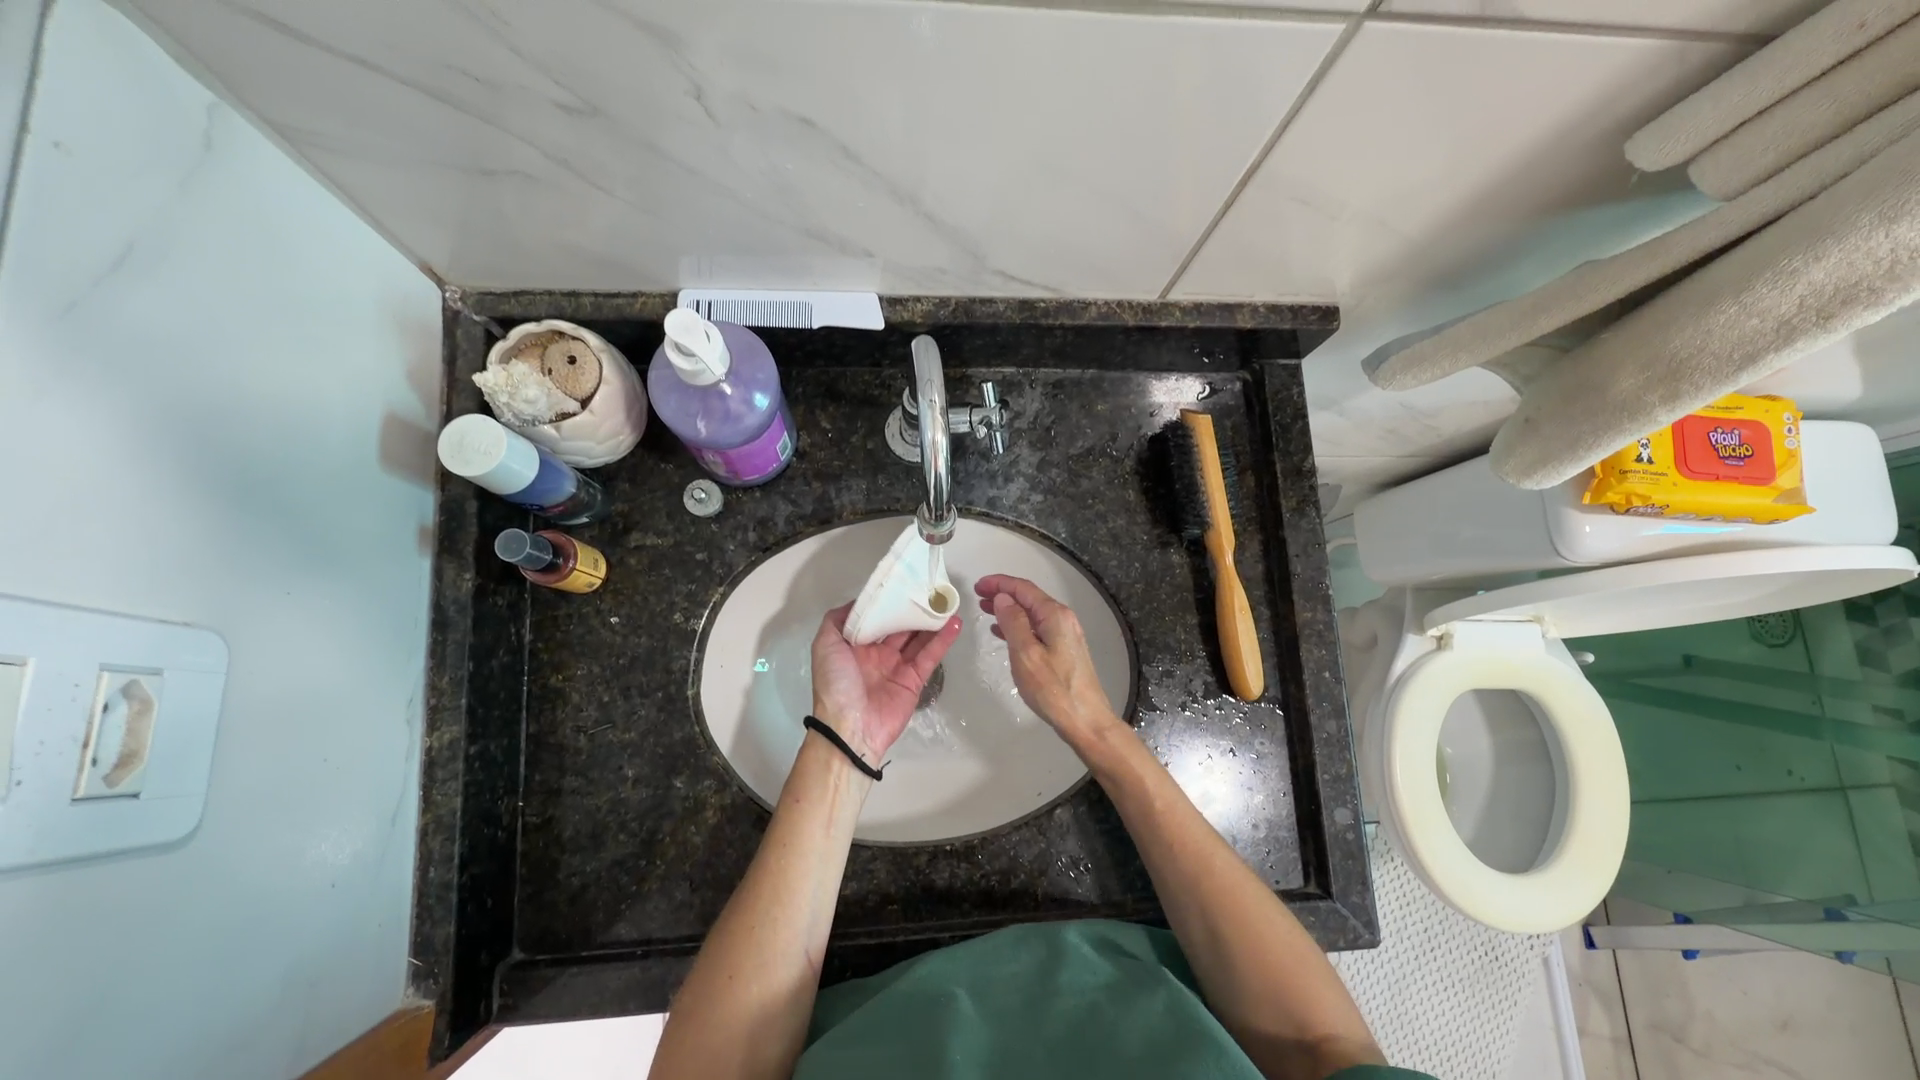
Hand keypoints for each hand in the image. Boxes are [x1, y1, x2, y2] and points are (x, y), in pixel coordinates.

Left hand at [810, 604, 961, 766]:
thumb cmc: (835, 683)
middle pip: (899, 625)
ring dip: (932, 621)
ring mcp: (896, 666)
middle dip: (912, 608)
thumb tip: (860, 603)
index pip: (874, 617)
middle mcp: (876, 653)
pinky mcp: (914, 680)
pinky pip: (930, 656)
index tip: (902, 582)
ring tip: (947, 602)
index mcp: (854, 644)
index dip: (887, 601)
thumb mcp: (824, 645)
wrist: (850, 728)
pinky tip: (954, 623)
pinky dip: (943, 640)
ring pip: (917, 638)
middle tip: (930, 588)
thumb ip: (837, 620)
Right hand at [976, 575, 1121, 744]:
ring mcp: (1065, 634)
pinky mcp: (1064, 650)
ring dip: (1009, 610)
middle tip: (978, 597)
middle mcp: (1063, 619)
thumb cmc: (1053, 688)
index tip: (977, 586)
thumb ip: (1013, 622)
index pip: (1023, 588)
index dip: (999, 583)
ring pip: (1032, 614)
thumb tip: (1003, 598)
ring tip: (986, 611)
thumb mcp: (1026, 654)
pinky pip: (1037, 628)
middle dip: (1003, 594)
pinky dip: (1018, 626)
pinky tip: (1003, 633)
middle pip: (1029, 598)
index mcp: (1054, 615)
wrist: (1085, 719)